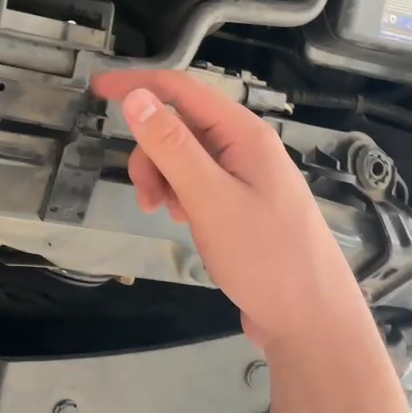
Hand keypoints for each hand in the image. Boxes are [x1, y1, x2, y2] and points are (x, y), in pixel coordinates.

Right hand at [94, 70, 374, 352]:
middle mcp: (245, 146)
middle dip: (151, 152)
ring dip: (162, 176)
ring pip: (184, 155)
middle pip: (179, 125)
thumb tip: (136, 96)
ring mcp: (246, 175)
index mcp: (244, 134)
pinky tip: (181, 219)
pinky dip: (178, 193)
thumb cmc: (266, 259)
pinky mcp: (242, 203)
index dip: (137, 84)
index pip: (180, 89)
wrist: (315, 328)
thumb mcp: (210, 199)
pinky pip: (197, 180)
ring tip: (163, 213)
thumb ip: (171, 146)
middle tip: (144, 193)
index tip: (97, 90)